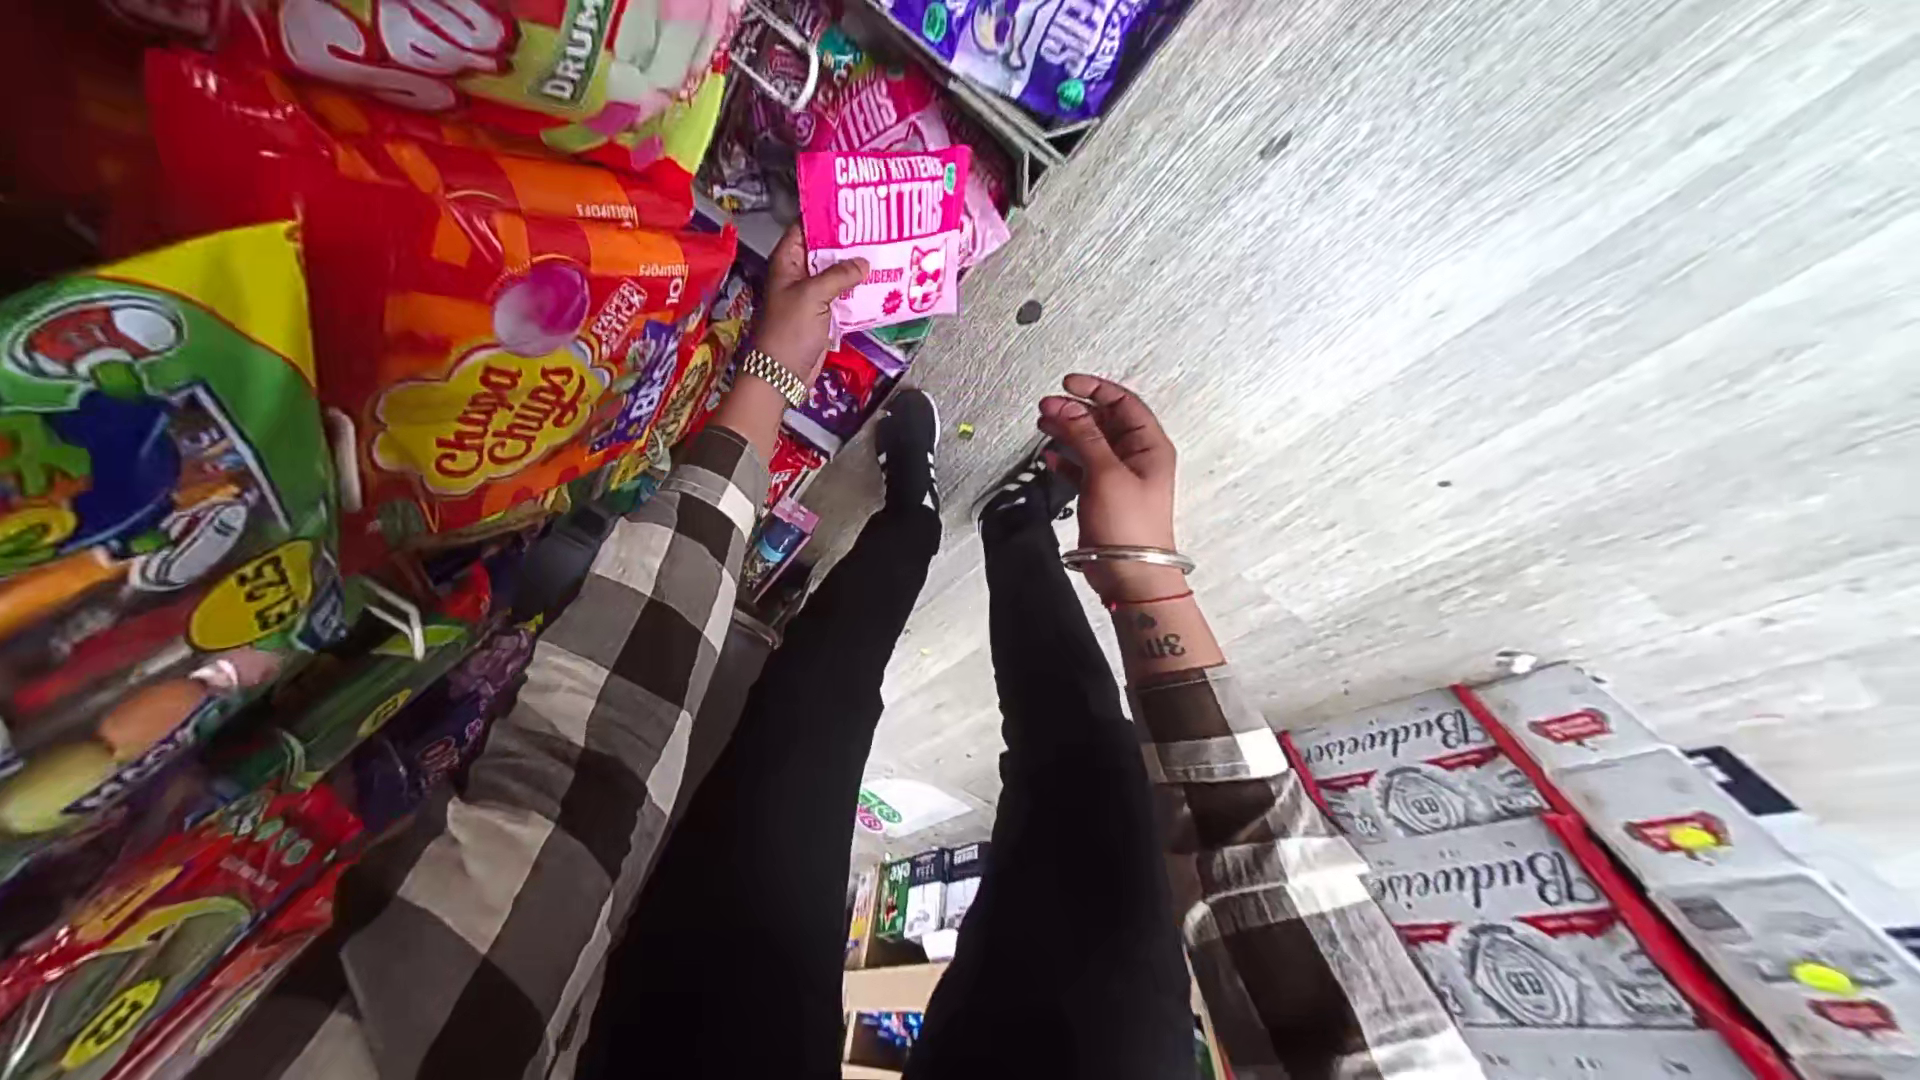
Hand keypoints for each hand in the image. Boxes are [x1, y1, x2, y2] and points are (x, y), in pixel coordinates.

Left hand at [755, 224, 868, 381]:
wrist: (784, 372)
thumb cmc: (790, 330)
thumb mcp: (813, 296)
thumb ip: (839, 275)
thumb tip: (864, 263)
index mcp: (788, 262)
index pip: (805, 228)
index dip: (826, 218)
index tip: (853, 210)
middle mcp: (799, 275)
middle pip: (825, 252)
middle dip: (848, 244)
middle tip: (876, 232)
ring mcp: (812, 296)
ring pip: (836, 276)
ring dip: (856, 270)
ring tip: (882, 255)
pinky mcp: (824, 316)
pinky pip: (843, 299)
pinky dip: (857, 294)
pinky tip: (877, 287)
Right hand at [1036, 374, 1185, 603]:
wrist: (1130, 573)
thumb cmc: (1130, 526)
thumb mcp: (1108, 473)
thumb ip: (1086, 437)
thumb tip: (1067, 407)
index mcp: (1149, 446)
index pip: (1124, 403)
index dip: (1096, 389)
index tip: (1068, 383)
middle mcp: (1135, 457)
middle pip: (1104, 421)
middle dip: (1075, 410)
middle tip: (1047, 406)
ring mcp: (1117, 476)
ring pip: (1089, 443)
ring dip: (1067, 431)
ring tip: (1042, 423)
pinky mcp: (1101, 495)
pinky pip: (1081, 467)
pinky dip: (1065, 459)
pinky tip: (1049, 455)